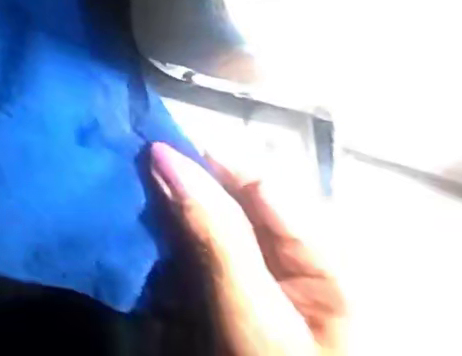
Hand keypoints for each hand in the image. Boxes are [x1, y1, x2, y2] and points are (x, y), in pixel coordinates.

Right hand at [150, 142, 348, 355]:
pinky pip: (217, 256)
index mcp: (336, 263)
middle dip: (184, 187)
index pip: (261, 183)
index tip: (139, 146)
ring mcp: (289, 289)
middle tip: (125, 175)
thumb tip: (163, 152)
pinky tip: (152, 246)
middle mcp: (316, 266)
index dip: (203, 159)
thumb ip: (214, 232)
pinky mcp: (260, 306)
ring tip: (131, 206)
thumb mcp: (252, 315)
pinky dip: (182, 246)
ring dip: (176, 216)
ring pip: (223, 227)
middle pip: (242, 203)